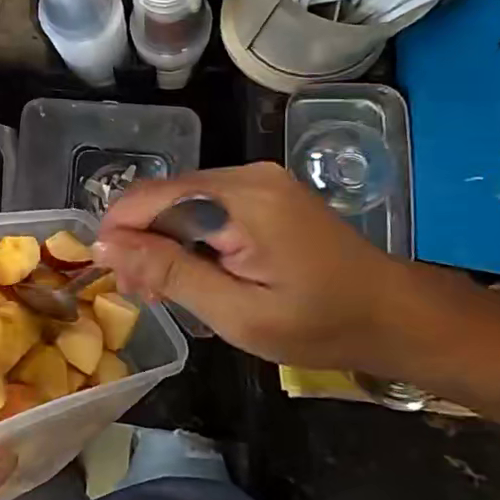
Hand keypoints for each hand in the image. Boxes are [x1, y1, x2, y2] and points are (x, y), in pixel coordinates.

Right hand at [93, 162, 434, 374]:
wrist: (393, 315)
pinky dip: (192, 236)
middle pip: (165, 197)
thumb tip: (106, 245)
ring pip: (183, 201)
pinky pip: (209, 206)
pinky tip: (197, 271)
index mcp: (241, 199)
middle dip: (142, 242)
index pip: (150, 198)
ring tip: (167, 290)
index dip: (118, 234)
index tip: (116, 281)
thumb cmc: (318, 325)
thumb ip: (170, 272)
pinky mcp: (267, 192)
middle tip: (144, 295)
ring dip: (166, 242)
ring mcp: (260, 180)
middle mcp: (247, 175)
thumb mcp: (237, 312)